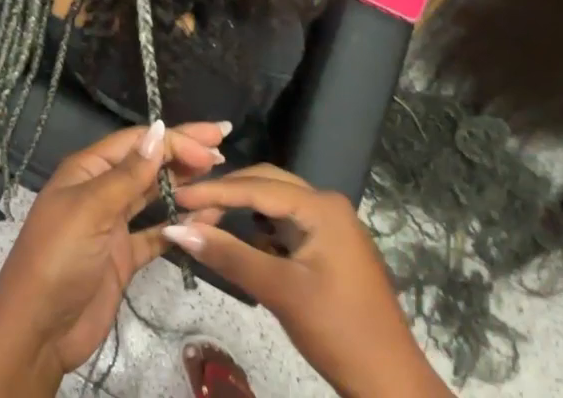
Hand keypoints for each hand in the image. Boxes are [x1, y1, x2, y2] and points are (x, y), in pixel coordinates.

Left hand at [0, 121, 228, 394]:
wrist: (38, 330)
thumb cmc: (58, 258)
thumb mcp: (91, 210)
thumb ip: (128, 174)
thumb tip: (159, 130)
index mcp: (87, 171)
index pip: (136, 143)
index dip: (173, 139)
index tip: (212, 144)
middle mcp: (101, 191)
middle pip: (147, 163)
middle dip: (183, 152)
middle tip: (224, 144)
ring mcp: (113, 225)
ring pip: (155, 195)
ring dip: (185, 184)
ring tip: (221, 176)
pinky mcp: (124, 257)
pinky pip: (158, 233)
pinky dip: (181, 225)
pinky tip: (208, 218)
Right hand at [165, 166, 451, 397]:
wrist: (388, 380)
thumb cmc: (337, 330)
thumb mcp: (278, 290)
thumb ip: (228, 255)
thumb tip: (176, 229)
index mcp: (321, 206)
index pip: (256, 186)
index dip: (212, 191)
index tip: (174, 196)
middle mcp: (327, 205)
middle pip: (266, 184)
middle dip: (225, 194)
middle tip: (186, 210)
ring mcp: (330, 226)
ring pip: (274, 204)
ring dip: (240, 210)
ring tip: (205, 223)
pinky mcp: (328, 248)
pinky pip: (285, 224)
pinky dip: (258, 229)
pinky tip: (240, 243)